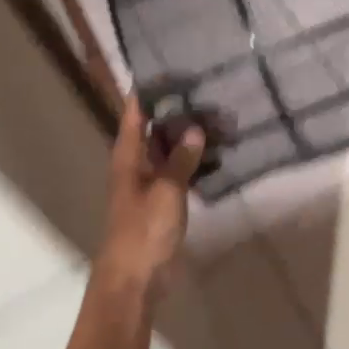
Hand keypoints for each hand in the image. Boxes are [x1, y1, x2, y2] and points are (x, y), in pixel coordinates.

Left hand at [98, 99, 202, 294]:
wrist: (134, 280)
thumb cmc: (143, 231)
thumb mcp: (166, 191)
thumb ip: (181, 160)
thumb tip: (195, 129)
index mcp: (128, 157)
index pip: (136, 114)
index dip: (149, 92)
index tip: (171, 69)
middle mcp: (137, 165)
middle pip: (155, 131)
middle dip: (178, 112)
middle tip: (209, 90)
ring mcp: (150, 185)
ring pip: (170, 152)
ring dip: (190, 138)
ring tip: (220, 117)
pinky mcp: (164, 204)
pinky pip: (180, 173)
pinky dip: (196, 162)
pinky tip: (218, 154)